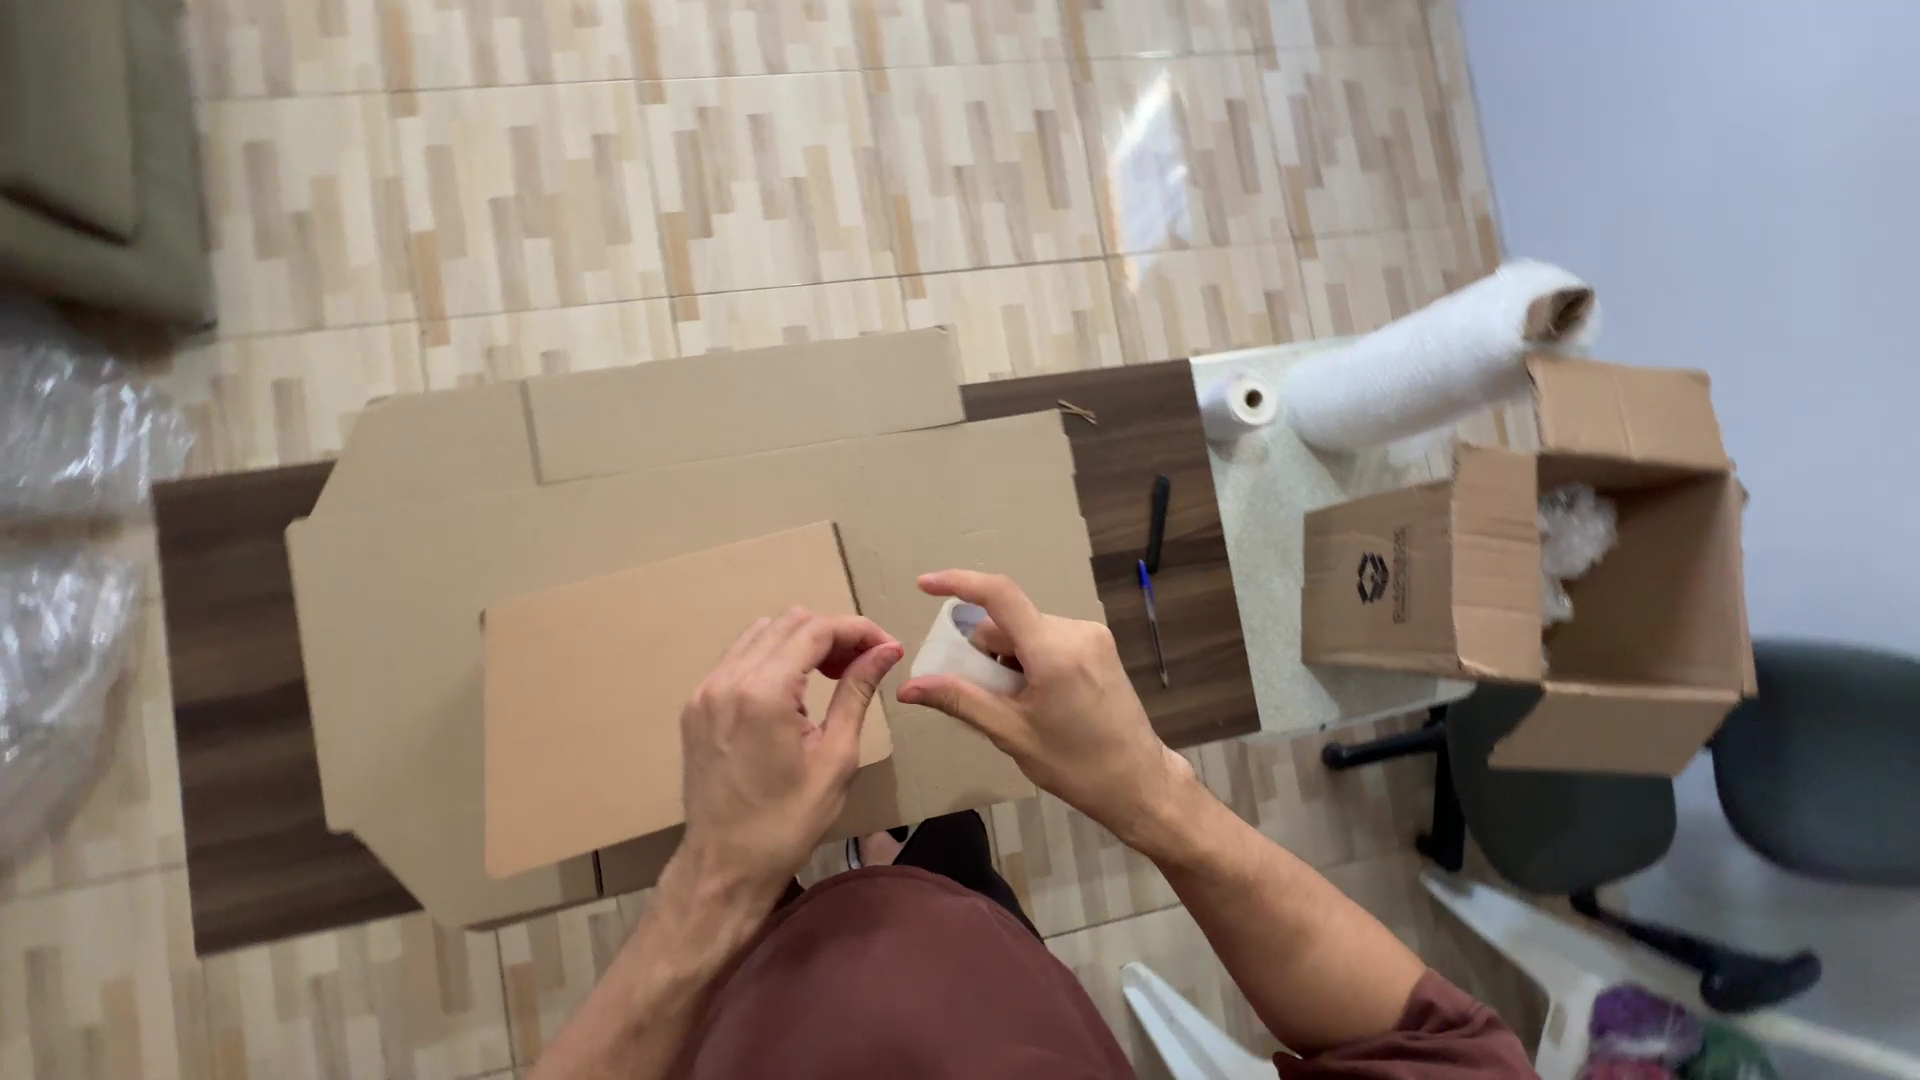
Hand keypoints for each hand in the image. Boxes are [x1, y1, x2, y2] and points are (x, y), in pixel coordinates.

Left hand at [676, 608, 901, 905]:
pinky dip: (774, 656)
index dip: (859, 630)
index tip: (888, 647)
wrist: (725, 866)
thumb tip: (886, 650)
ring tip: (833, 674)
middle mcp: (728, 679)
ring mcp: (706, 690)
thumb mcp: (837, 756)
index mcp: (764, 692)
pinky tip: (795, 688)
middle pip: (790, 621)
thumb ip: (857, 691)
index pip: (817, 629)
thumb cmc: (788, 821)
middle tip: (864, 663)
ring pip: (762, 632)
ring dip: (803, 641)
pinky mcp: (697, 704)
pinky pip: (740, 656)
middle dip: (834, 633)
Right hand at [896, 571, 1194, 846]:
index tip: (926, 584)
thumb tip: (908, 688)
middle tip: (985, 696)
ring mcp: (1092, 635)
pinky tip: (1039, 696)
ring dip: (1008, 657)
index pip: (999, 595)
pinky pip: (1047, 637)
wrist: (1139, 782)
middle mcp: (1075, 630)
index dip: (959, 583)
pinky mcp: (1100, 644)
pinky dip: (1030, 657)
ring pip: (1026, 630)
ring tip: (1019, 705)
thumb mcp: (1012, 734)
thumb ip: (960, 701)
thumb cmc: (1075, 766)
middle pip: (1008, 622)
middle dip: (985, 651)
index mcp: (1053, 651)